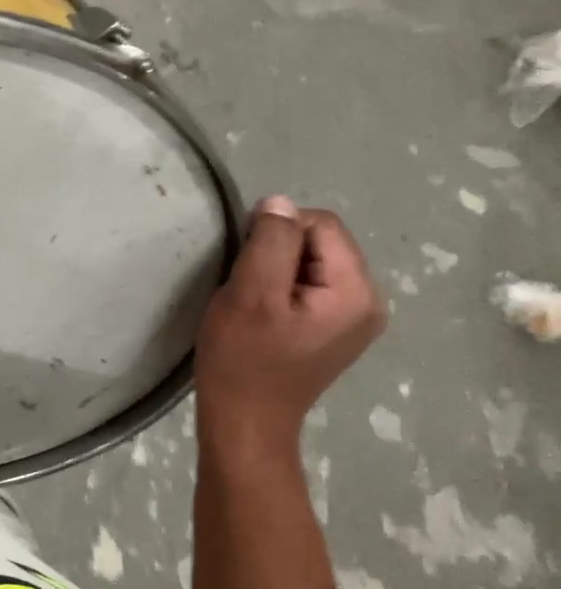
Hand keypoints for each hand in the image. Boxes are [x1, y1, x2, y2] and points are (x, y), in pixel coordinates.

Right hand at [196, 196, 385, 456]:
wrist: (246, 412)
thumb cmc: (244, 352)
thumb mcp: (250, 291)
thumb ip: (269, 242)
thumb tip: (278, 202)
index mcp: (356, 291)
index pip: (321, 223)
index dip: (276, 229)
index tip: (247, 259)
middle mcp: (370, 300)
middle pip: (322, 240)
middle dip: (279, 247)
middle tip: (248, 280)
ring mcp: (356, 316)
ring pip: (314, 259)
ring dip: (278, 265)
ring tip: (253, 294)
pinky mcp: (336, 326)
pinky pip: (313, 281)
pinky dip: (284, 282)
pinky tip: (265, 307)